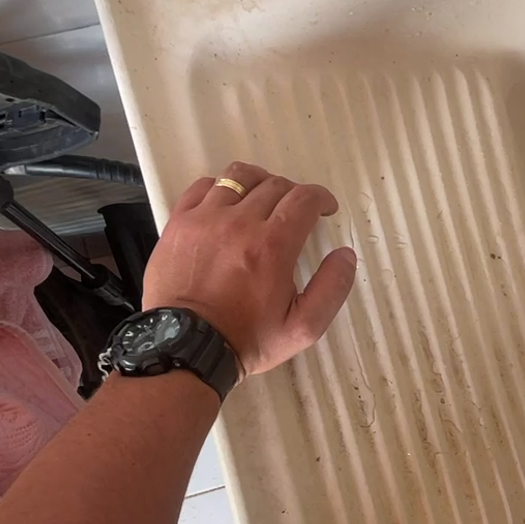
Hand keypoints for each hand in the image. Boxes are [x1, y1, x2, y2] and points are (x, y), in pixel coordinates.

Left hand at [142, 161, 356, 377]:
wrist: (186, 347)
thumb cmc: (248, 338)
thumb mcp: (303, 328)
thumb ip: (332, 289)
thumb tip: (345, 255)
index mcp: (273, 245)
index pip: (304, 199)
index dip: (321, 198)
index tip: (325, 209)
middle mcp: (239, 222)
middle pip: (275, 185)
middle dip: (295, 193)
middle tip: (297, 212)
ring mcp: (205, 218)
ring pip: (239, 176)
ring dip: (260, 182)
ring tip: (264, 199)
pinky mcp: (179, 222)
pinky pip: (203, 186)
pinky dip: (222, 188)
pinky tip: (228, 205)